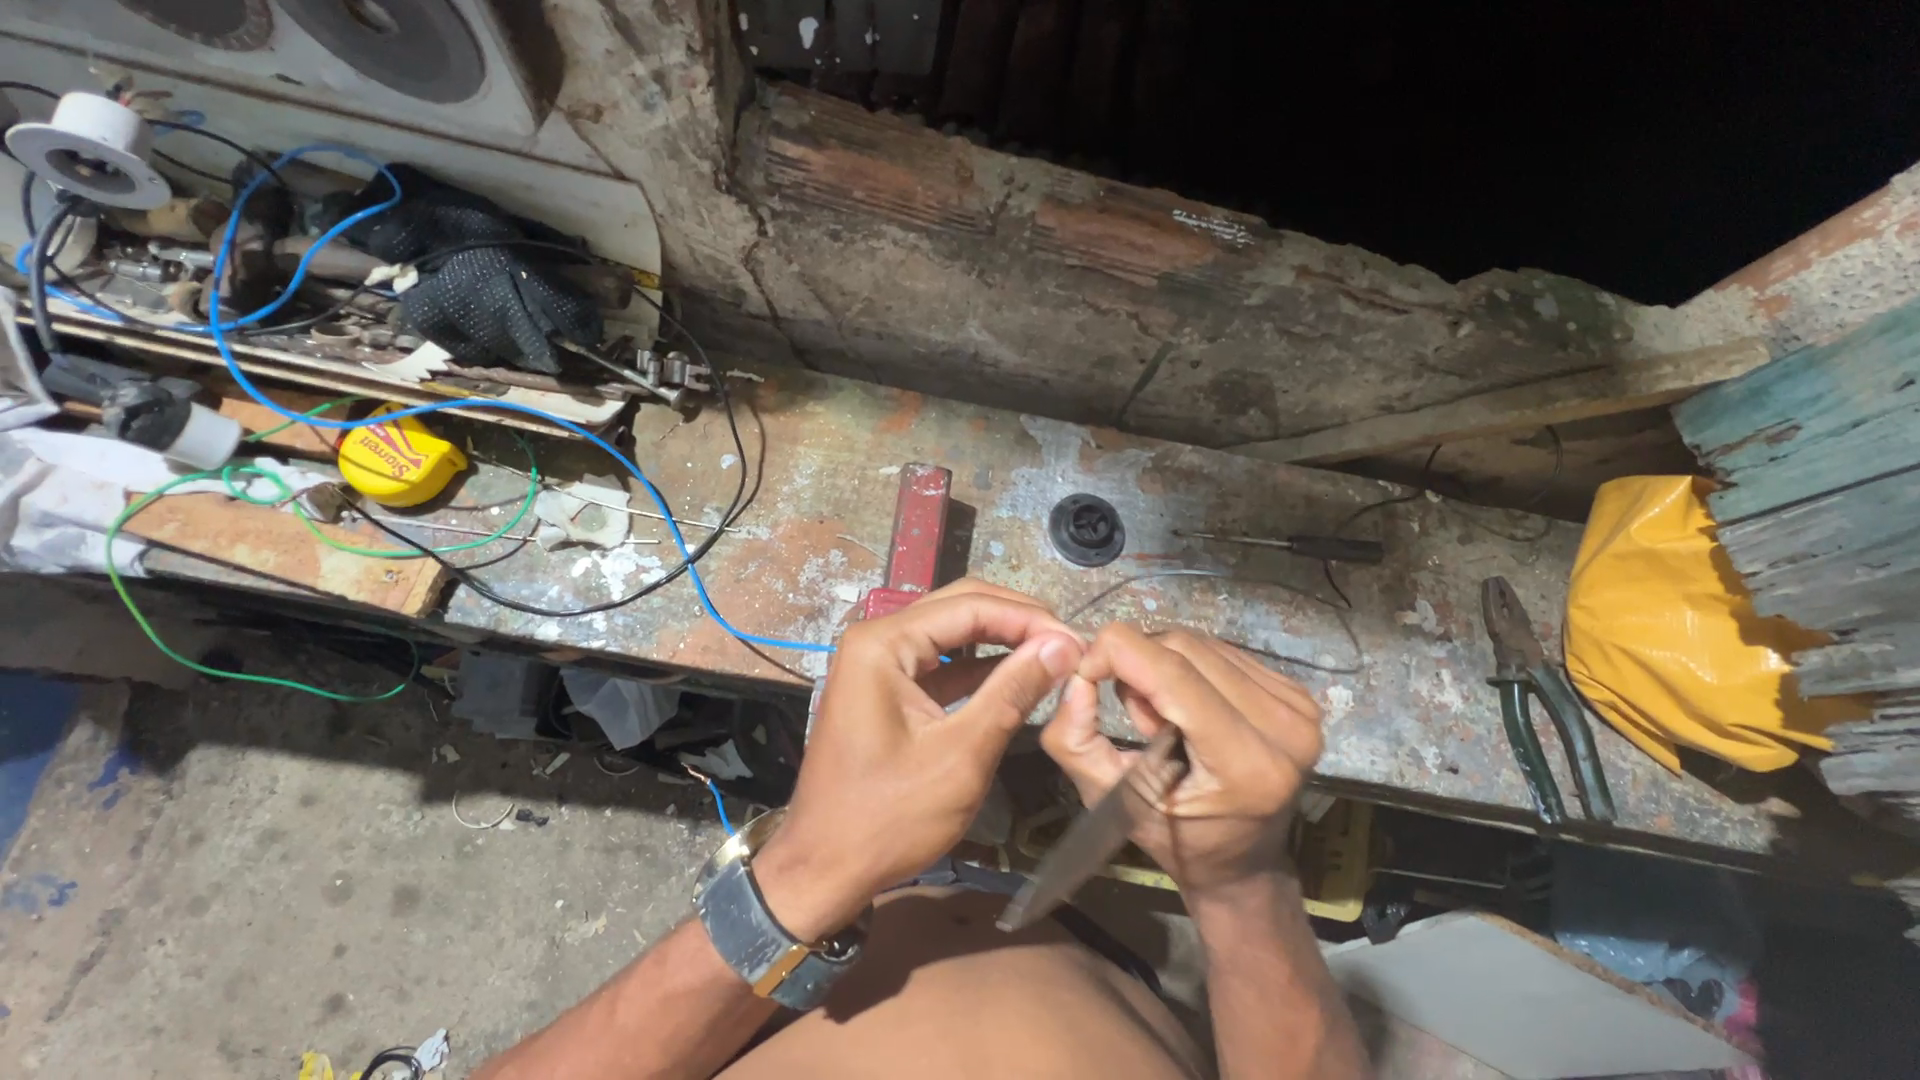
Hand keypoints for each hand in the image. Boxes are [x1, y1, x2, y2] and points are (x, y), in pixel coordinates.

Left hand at [753, 579, 1082, 939]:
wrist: (826, 870)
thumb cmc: (889, 817)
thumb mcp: (961, 754)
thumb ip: (1012, 692)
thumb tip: (1062, 644)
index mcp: (883, 643)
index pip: (969, 606)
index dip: (1029, 617)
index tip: (1078, 640)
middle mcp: (877, 640)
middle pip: (960, 608)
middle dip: (1018, 621)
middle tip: (1070, 644)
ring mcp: (880, 664)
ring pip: (953, 634)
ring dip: (1003, 642)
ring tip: (1056, 656)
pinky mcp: (888, 690)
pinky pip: (942, 666)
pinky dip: (981, 670)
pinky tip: (1021, 678)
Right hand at [1041, 626, 1325, 895]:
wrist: (1245, 862)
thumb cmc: (1177, 840)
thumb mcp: (1111, 802)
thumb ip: (1075, 741)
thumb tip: (1074, 677)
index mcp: (1246, 765)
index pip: (1172, 672)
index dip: (1116, 653)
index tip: (1084, 670)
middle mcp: (1285, 728)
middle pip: (1184, 647)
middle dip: (1139, 665)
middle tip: (1135, 713)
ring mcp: (1300, 707)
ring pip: (1201, 643)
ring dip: (1162, 665)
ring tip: (1163, 717)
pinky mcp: (1298, 693)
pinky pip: (1221, 650)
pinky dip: (1188, 667)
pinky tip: (1188, 705)